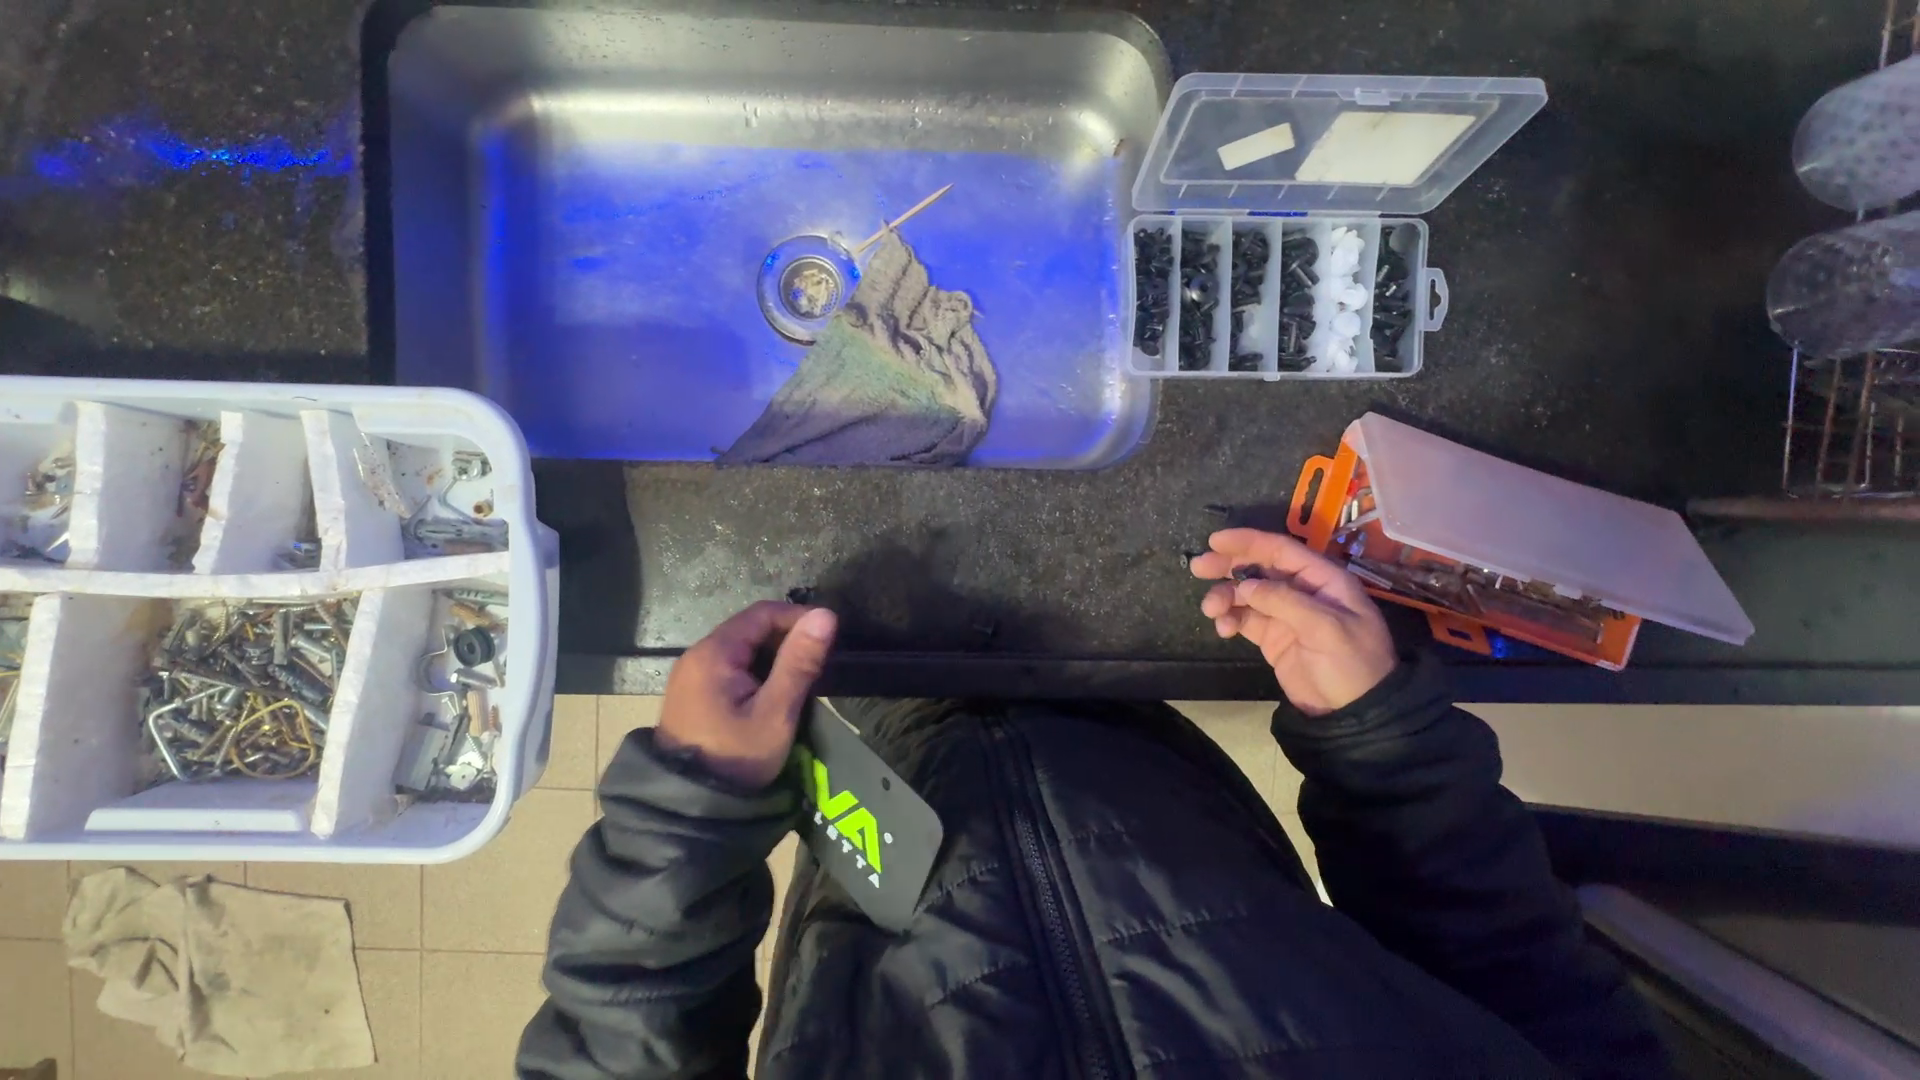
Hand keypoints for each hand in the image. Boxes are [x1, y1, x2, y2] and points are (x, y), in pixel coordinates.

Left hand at [657, 601, 837, 787]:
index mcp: (714, 653)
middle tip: (817, 665)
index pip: (762, 613)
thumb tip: (825, 615)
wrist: (690, 808)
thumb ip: (799, 661)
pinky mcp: (693, 694)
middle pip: (750, 629)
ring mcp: (691, 675)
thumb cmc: (737, 757)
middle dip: (786, 639)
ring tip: (800, 681)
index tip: (827, 639)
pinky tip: (773, 695)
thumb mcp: (776, 712)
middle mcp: (697, 655)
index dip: (798, 618)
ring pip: (742, 649)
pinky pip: (730, 668)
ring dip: (773, 658)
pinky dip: (756, 672)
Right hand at [1190, 528, 1395, 715]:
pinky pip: (1244, 618)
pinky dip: (1230, 619)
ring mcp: (1286, 615)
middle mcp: (1302, 591)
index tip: (1215, 541)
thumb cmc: (1351, 664)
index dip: (1248, 542)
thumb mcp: (1325, 628)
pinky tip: (1223, 630)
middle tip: (1198, 568)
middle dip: (1228, 566)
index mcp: (1322, 580)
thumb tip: (1246, 584)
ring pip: (1246, 594)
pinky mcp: (1273, 637)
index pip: (1281, 550)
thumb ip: (1285, 601)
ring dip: (1225, 597)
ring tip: (1211, 611)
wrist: (1354, 713)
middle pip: (1259, 568)